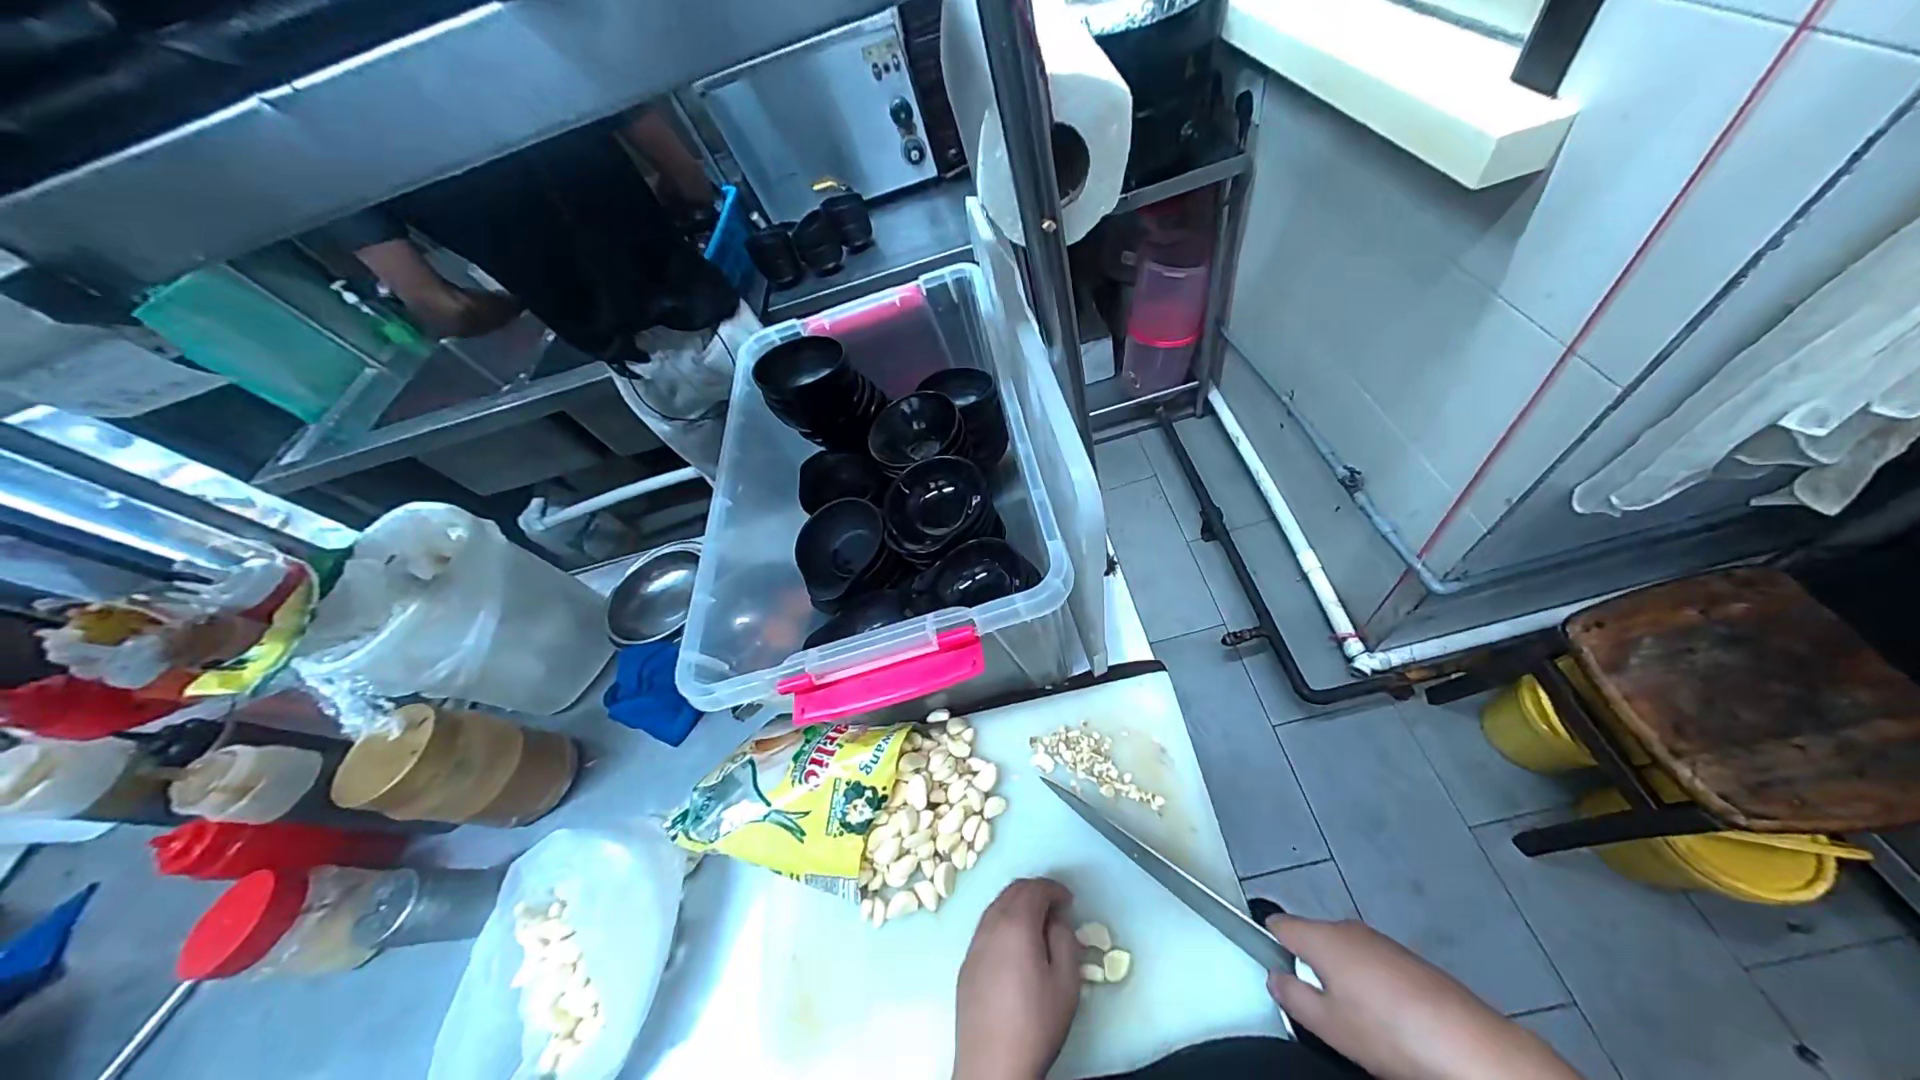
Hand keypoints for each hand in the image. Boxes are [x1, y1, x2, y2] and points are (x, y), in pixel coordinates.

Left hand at [954, 878, 1081, 1079]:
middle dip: (1036, 892)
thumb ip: (1065, 940)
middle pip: (1012, 891)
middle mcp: (990, 925)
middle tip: (1056, 907)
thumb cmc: (1035, 1024)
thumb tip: (1056, 921)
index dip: (1055, 889)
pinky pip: (986, 927)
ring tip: (1038, 924)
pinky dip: (1004, 922)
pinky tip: (1015, 946)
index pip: (1035, 888)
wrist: (992, 1065)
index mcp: (1015, 924)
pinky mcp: (966, 963)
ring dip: (1018, 905)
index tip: (1070, 901)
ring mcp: (974, 944)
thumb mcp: (1066, 982)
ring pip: (996, 907)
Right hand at [1266, 915, 1581, 1079]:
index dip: (1268, 943)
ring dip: (1342, 977)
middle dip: (1309, 966)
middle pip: (1312, 937)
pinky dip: (1372, 985)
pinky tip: (1389, 1021)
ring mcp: (1383, 942)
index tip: (1273, 969)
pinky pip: (1374, 964)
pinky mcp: (1411, 960)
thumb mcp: (1326, 1025)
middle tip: (1318, 1008)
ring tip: (1357, 1021)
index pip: (1278, 923)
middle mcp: (1350, 929)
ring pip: (1345, 953)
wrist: (1473, 1049)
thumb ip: (1291, 995)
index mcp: (1323, 936)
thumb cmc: (1391, 1033)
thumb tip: (1277, 978)